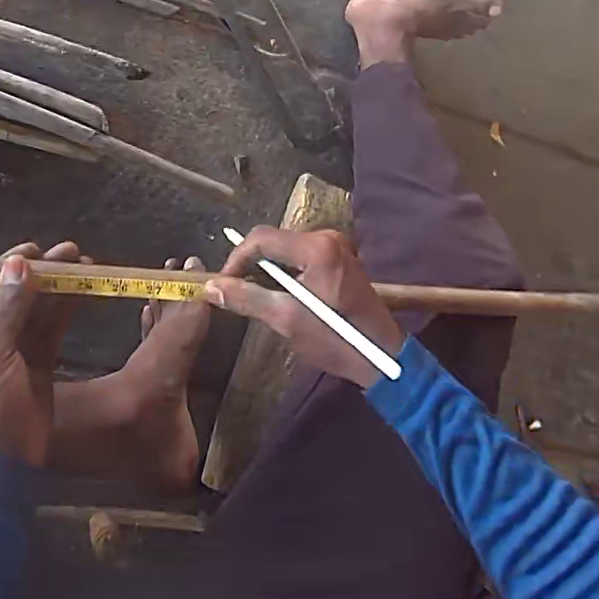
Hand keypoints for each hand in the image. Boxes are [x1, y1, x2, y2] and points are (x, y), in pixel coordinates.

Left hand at [0, 243, 80, 465]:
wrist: (4, 472)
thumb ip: (8, 309)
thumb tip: (17, 263)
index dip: (9, 265)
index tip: (33, 248)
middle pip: (15, 294)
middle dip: (40, 272)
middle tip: (67, 250)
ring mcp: (13, 350)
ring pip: (37, 309)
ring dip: (57, 286)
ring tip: (82, 261)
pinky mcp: (38, 363)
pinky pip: (51, 328)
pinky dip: (65, 308)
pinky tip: (82, 288)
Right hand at [204, 226, 406, 387]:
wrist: (386, 360)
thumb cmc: (338, 340)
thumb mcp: (287, 320)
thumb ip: (247, 298)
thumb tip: (212, 286)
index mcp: (317, 248)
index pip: (260, 239)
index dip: (236, 258)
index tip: (224, 281)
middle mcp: (326, 238)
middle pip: (271, 240)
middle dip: (249, 263)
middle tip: (235, 288)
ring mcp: (334, 246)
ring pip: (282, 248)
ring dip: (264, 268)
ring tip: (253, 293)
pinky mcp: (338, 257)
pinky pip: (296, 255)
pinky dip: (281, 271)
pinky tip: (277, 293)